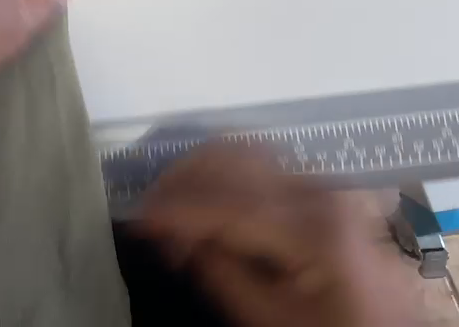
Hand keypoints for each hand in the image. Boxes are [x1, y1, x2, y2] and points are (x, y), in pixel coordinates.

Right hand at [137, 144, 417, 326]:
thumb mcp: (273, 320)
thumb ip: (220, 272)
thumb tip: (174, 234)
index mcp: (312, 228)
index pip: (225, 202)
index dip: (175, 207)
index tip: (138, 218)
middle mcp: (317, 189)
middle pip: (230, 158)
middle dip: (182, 179)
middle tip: (151, 212)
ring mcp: (320, 182)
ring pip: (241, 148)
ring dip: (199, 168)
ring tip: (172, 201)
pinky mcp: (317, 185)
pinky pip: (260, 159)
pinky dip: (223, 167)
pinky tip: (204, 191)